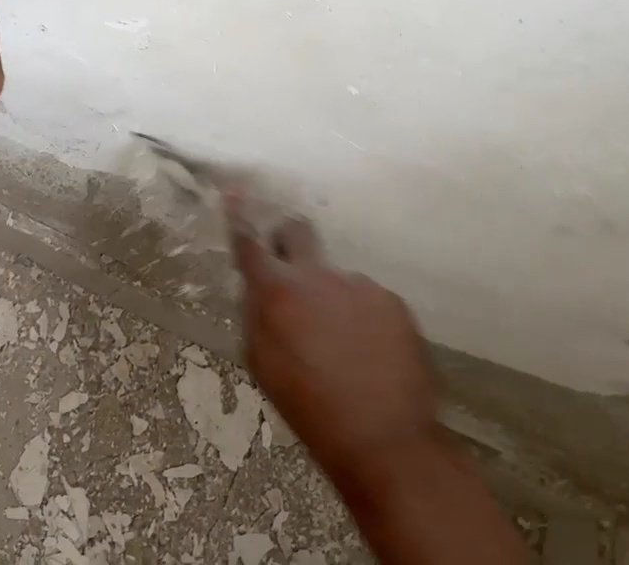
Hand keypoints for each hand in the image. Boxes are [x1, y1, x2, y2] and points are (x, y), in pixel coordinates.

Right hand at [229, 202, 442, 486]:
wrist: (384, 439)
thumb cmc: (308, 406)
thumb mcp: (262, 363)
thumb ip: (257, 316)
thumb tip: (259, 291)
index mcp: (276, 292)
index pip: (249, 242)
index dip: (239, 215)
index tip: (234, 189)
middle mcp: (317, 277)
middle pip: (298, 231)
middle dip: (289, 241)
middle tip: (292, 272)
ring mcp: (360, 286)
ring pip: (335, 277)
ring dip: (332, 297)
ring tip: (343, 345)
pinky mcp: (393, 303)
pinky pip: (368, 300)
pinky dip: (363, 318)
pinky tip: (369, 353)